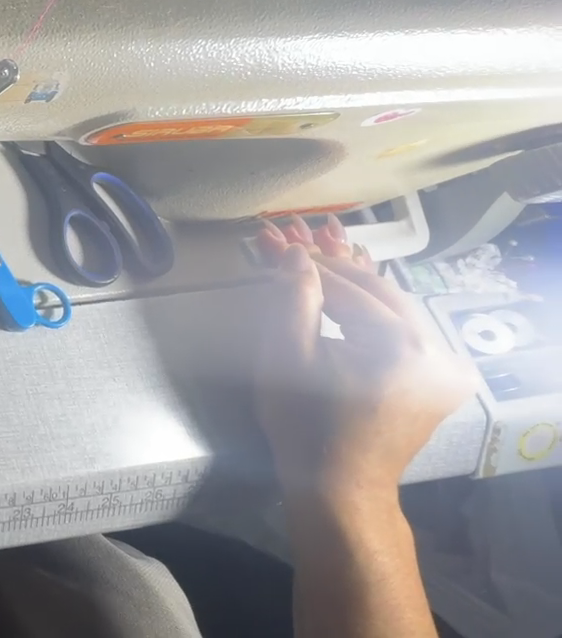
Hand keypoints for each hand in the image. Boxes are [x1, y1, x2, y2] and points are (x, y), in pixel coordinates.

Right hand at [252, 216, 471, 500]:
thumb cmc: (302, 418)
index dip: (306, 264)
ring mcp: (444, 367)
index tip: (273, 241)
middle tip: (292, 245)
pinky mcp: (438, 378)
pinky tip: (347, 293)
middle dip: (334, 267)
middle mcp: (437, 351)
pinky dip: (372, 308)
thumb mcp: (284, 353)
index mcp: (402, 345)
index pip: (347, 289)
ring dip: (353, 284)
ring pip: (394, 307)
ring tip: (315, 261)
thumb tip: (296, 255)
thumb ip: (293, 299)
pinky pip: (403, 329)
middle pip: (380, 291)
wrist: (337, 478)